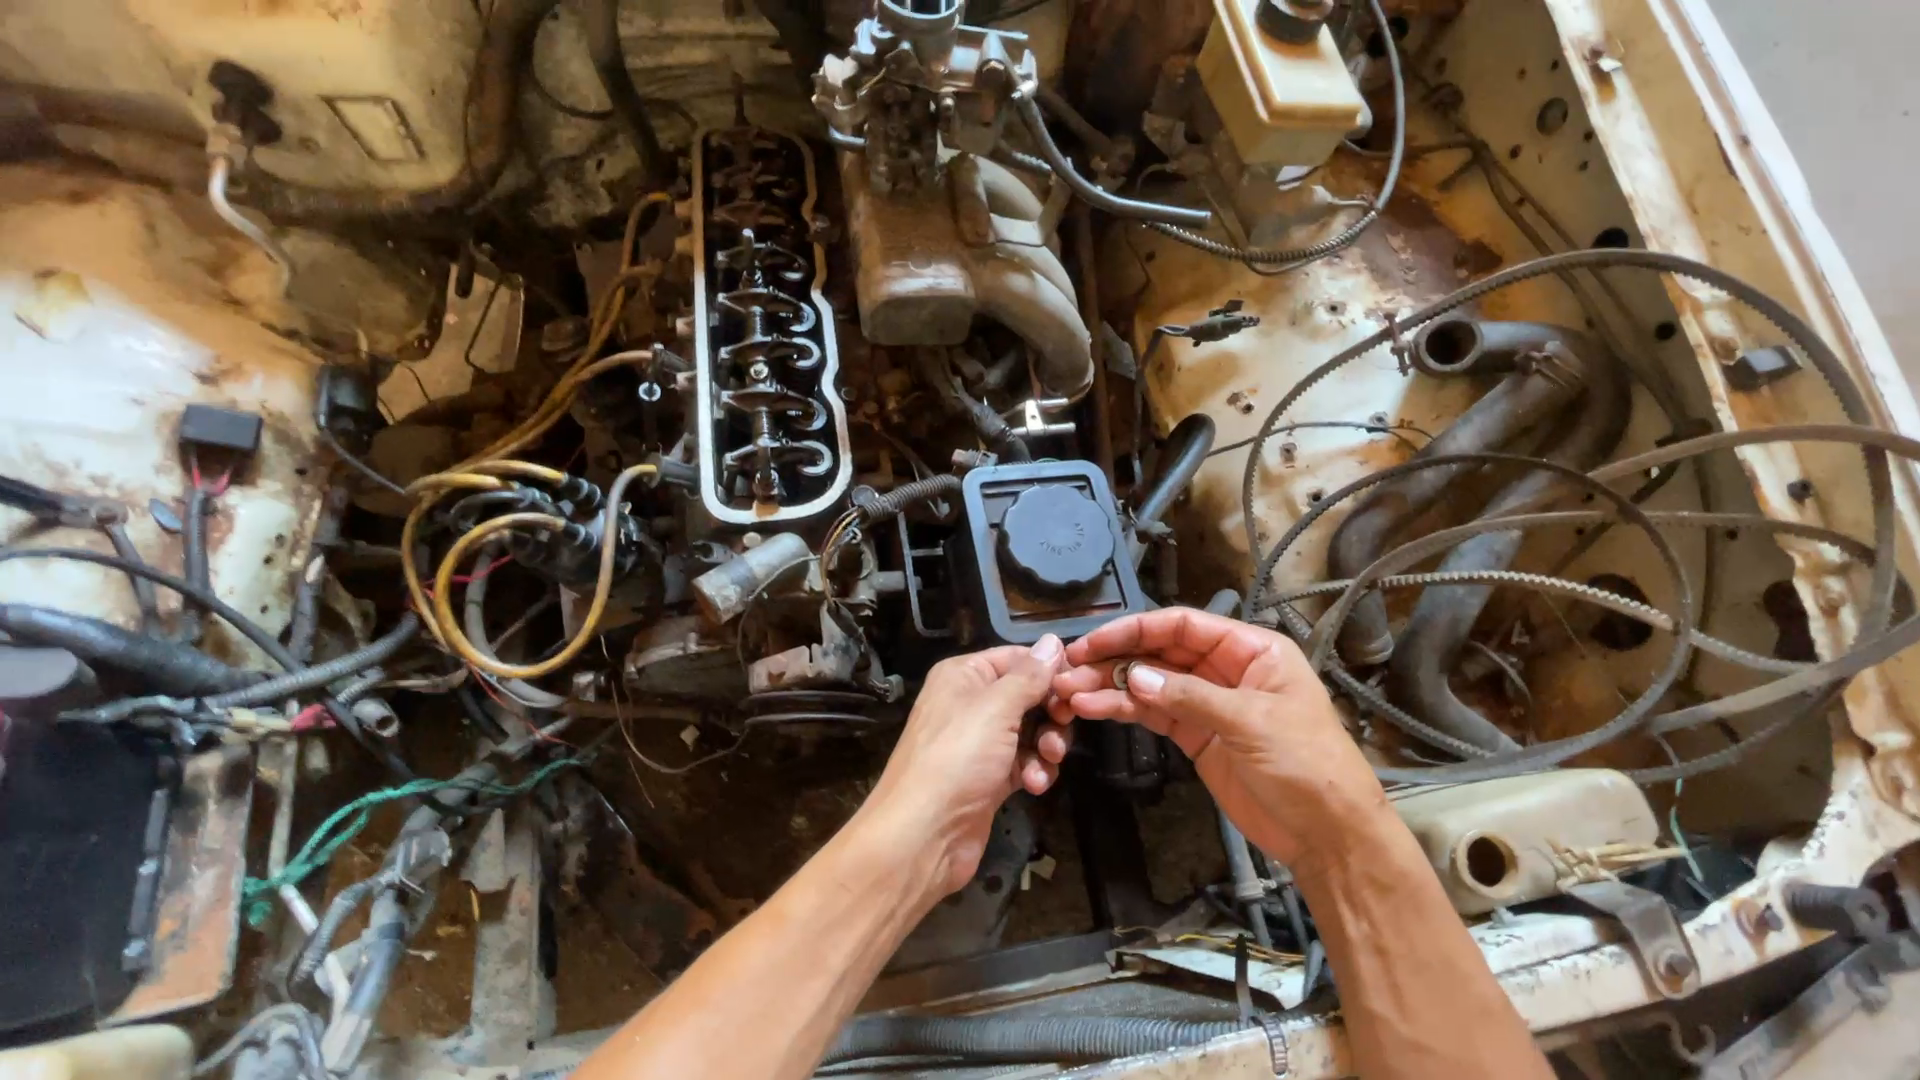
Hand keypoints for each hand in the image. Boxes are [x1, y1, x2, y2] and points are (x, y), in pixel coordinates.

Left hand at [863, 635, 1071, 895]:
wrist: (924, 834)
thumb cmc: (957, 757)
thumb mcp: (996, 708)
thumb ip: (1030, 675)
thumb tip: (1053, 640)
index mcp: (964, 676)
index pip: (1017, 658)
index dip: (1050, 670)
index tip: (1079, 686)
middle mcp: (970, 703)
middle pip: (1029, 696)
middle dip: (1051, 713)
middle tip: (1063, 725)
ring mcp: (980, 742)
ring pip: (1031, 732)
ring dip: (1046, 746)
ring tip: (1047, 760)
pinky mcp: (989, 777)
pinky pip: (1023, 763)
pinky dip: (1034, 771)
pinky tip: (1034, 785)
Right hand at [1049, 609, 1385, 870]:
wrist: (1328, 835)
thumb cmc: (1306, 764)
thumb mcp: (1252, 722)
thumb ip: (1191, 696)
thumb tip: (1134, 675)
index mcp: (1251, 650)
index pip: (1184, 626)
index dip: (1136, 630)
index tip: (1094, 641)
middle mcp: (1225, 669)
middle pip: (1160, 653)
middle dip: (1115, 659)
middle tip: (1070, 670)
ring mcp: (1207, 703)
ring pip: (1150, 684)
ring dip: (1111, 687)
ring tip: (1070, 694)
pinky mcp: (1195, 736)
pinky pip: (1153, 713)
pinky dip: (1123, 710)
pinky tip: (1093, 709)